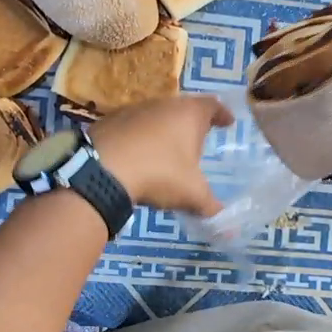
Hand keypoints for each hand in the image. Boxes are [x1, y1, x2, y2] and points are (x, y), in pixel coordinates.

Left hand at [89, 94, 232, 215]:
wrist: (100, 169)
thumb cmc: (159, 173)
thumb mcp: (191, 194)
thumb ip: (212, 207)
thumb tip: (230, 228)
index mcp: (189, 113)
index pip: (213, 105)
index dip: (223, 114)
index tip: (228, 122)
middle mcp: (164, 104)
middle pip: (184, 107)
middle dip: (193, 122)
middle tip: (199, 137)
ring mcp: (135, 109)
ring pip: (157, 115)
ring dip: (165, 129)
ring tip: (169, 149)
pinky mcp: (111, 120)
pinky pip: (134, 126)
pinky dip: (141, 137)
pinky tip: (140, 155)